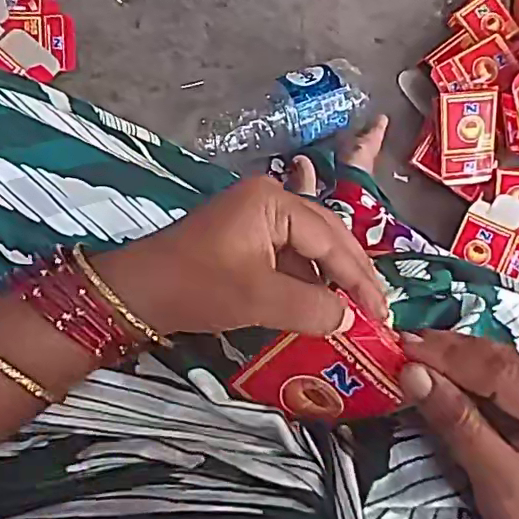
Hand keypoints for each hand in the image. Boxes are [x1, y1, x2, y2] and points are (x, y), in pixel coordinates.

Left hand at [91, 177, 388, 336]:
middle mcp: (271, 199)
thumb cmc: (196, 286)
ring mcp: (258, 215)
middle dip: (352, 273)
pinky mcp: (248, 235)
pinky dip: (307, 278)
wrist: (136, 292)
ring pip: (311, 246)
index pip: (331, 239)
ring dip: (331, 277)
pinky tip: (320, 300)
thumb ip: (311, 307)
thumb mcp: (258, 298)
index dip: (359, 278)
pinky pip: (290, 254)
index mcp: (274, 201)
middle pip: (327, 235)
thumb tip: (349, 319)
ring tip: (355, 308)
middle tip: (378, 308)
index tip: (382, 312)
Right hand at [399, 330, 518, 518]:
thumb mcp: (501, 486)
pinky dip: (462, 376)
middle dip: (449, 353)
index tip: (405, 348)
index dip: (453, 357)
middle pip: (502, 362)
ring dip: (452, 360)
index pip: (506, 372)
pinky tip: (435, 371)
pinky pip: (496, 382)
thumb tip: (413, 374)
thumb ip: (458, 425)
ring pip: (497, 366)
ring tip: (409, 353)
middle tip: (398, 346)